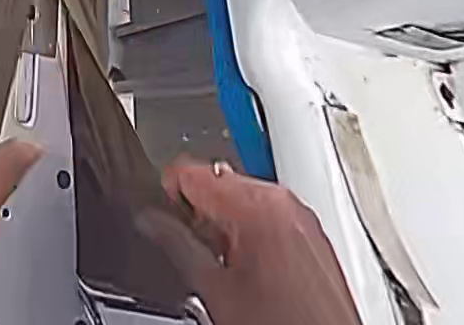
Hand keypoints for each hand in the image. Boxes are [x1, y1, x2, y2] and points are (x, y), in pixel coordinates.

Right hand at [139, 158, 362, 324]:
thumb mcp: (215, 292)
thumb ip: (176, 245)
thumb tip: (150, 221)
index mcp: (253, 205)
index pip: (192, 171)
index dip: (169, 189)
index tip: (162, 210)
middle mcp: (280, 199)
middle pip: (219, 182)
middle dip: (200, 211)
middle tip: (194, 251)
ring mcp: (300, 214)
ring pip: (245, 196)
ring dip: (227, 221)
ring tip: (226, 268)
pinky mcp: (313, 231)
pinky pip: (271, 211)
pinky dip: (254, 229)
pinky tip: (252, 271)